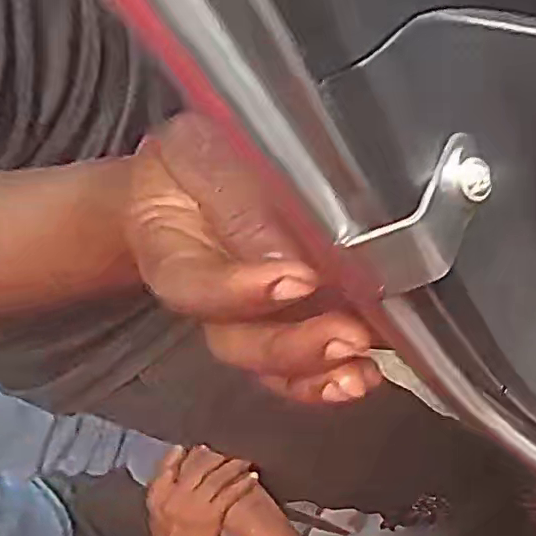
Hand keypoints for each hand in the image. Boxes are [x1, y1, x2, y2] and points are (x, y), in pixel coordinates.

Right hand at [127, 113, 384, 404]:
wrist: (209, 184)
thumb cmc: (209, 165)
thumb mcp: (210, 154)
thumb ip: (238, 198)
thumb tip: (287, 253)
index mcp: (170, 245)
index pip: (193, 282)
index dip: (241, 289)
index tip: (299, 279)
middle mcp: (210, 298)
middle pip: (237, 341)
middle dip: (296, 345)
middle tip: (348, 336)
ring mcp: (251, 324)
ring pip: (274, 366)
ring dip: (321, 371)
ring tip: (360, 372)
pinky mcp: (292, 334)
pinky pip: (303, 374)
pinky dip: (333, 380)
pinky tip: (364, 376)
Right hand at [146, 445, 260, 535]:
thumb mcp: (159, 513)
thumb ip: (167, 495)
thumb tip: (179, 479)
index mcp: (158, 496)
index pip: (166, 468)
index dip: (179, 456)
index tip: (190, 446)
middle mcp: (174, 497)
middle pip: (196, 468)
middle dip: (214, 456)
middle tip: (227, 448)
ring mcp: (193, 505)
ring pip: (216, 477)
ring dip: (233, 466)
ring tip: (244, 460)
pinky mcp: (211, 514)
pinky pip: (230, 493)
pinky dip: (243, 482)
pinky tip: (253, 477)